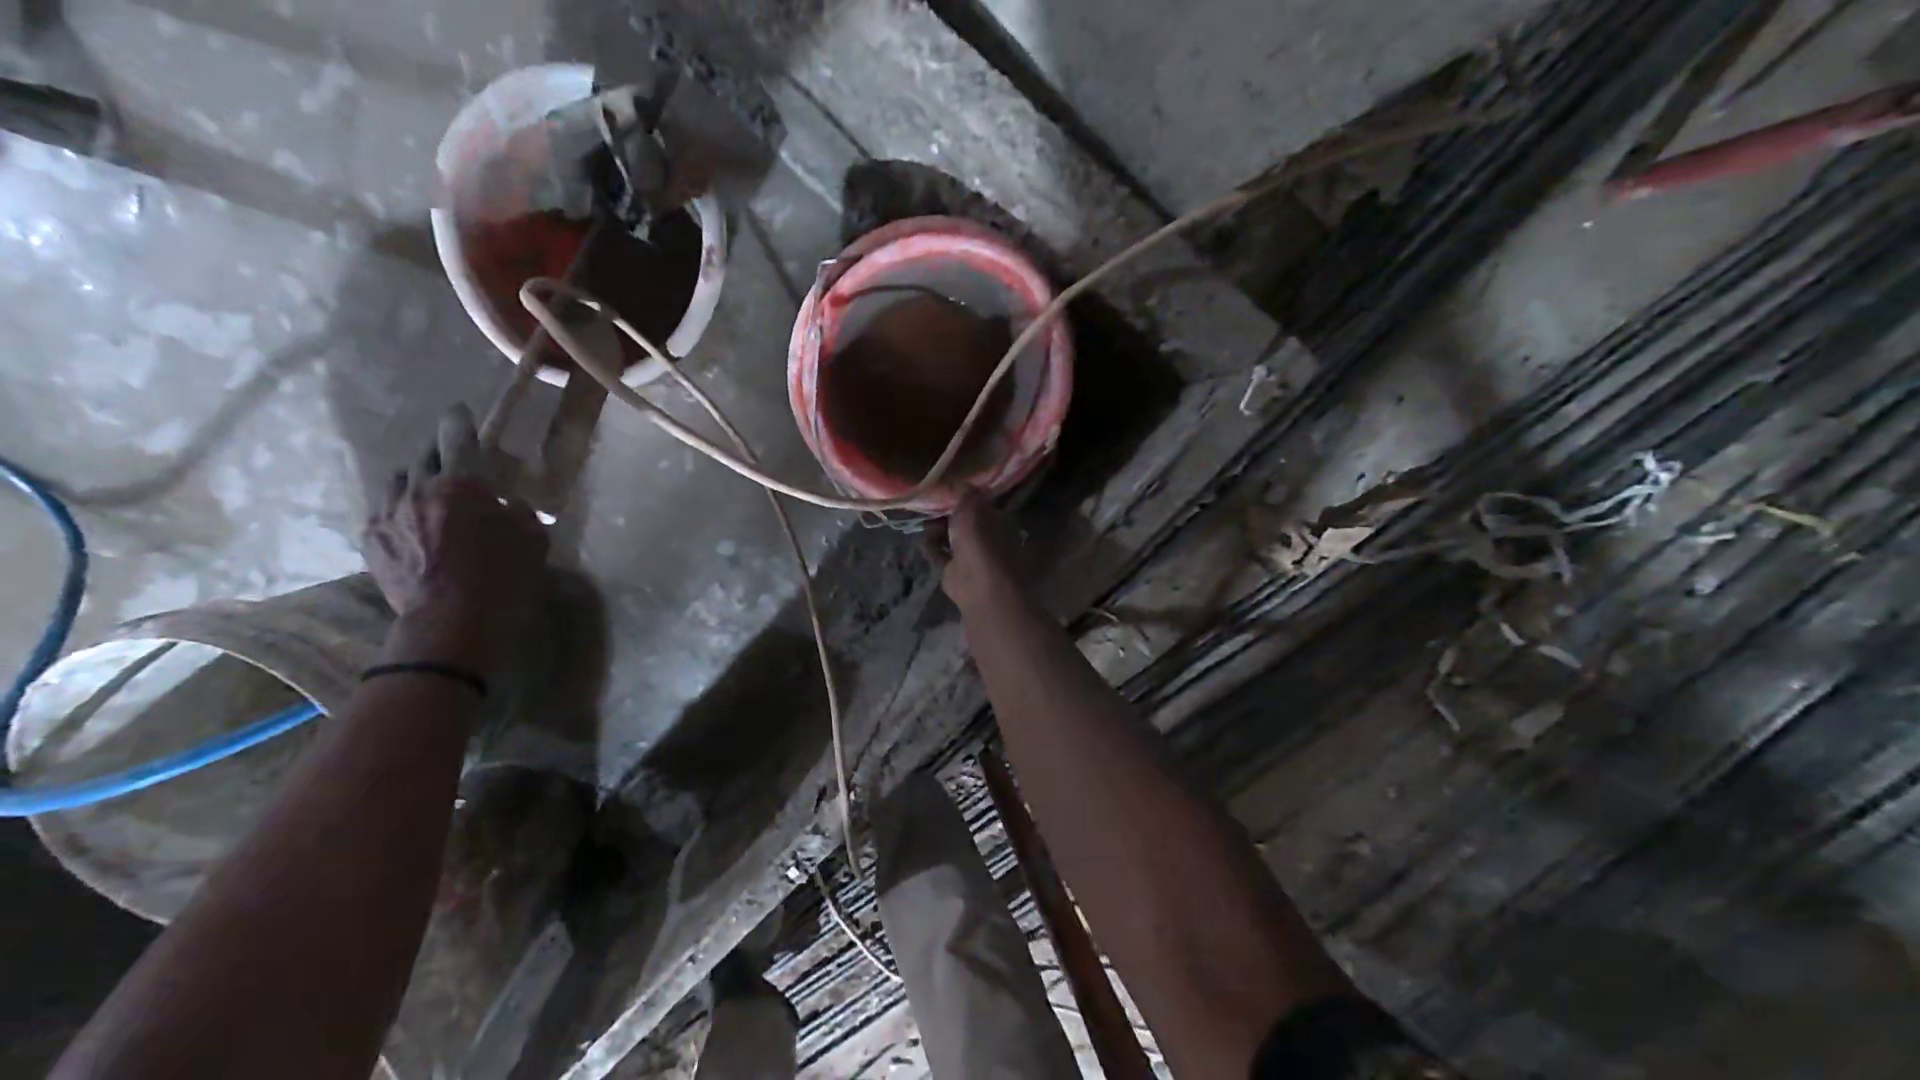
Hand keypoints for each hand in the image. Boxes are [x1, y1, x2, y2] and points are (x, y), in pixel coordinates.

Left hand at [363, 406, 547, 670]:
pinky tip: (410, 521)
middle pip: (424, 455)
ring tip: (426, 486)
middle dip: (438, 450)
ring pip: (397, 479)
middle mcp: (421, 489)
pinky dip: (399, 508)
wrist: (452, 621)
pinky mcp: (373, 540)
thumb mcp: (533, 539)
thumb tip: (504, 501)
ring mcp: (390, 514)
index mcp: (463, 484)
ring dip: (414, 477)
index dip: (459, 420)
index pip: (457, 436)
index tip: (460, 411)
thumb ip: (517, 511)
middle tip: (450, 454)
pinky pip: (383, 511)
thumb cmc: (504, 576)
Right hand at [925, 491, 1031, 614]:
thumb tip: (956, 480)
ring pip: (949, 536)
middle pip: (962, 518)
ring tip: (926, 522)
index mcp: (997, 520)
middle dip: (945, 512)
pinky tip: (925, 539)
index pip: (978, 502)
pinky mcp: (953, 570)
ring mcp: (970, 555)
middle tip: (930, 504)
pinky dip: (931, 546)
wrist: (980, 587)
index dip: (961, 495)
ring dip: (936, 529)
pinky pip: (938, 552)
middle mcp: (985, 536)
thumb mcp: (972, 508)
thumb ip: (963, 492)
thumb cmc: (981, 542)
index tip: (943, 487)